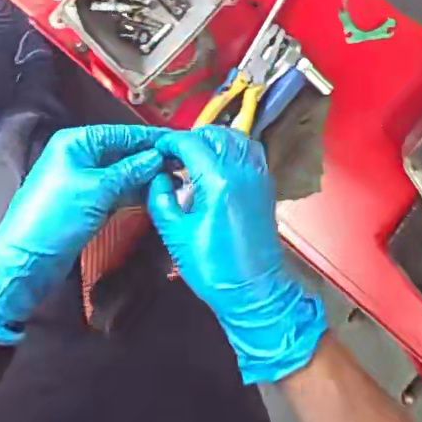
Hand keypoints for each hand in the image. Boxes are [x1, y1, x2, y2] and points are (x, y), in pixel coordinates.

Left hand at [0, 124, 166, 343]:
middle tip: (181, 161)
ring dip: (147, 175)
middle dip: (152, 157)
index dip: (152, 138)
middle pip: (125, 151)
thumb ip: (132, 170)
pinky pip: (118, 189)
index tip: (179, 141)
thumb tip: (159, 156)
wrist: (24, 266)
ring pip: (124, 170)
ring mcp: (84, 179)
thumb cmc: (54, 220)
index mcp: (76, 142)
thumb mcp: (98, 190)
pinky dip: (136, 190)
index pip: (123, 133)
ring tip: (175, 177)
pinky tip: (156, 192)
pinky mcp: (88, 200)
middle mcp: (80, 155)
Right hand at [148, 127, 326, 382]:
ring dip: (213, 139)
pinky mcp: (265, 181)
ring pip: (235, 137)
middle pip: (216, 134)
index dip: (171, 142)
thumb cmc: (215, 267)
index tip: (158, 148)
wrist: (254, 287)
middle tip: (173, 154)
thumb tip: (157, 176)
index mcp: (219, 180)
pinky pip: (250, 149)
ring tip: (193, 156)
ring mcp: (258, 173)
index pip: (192, 143)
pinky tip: (217, 162)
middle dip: (192, 138)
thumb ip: (161, 200)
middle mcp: (242, 169)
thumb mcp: (176, 235)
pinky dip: (232, 146)